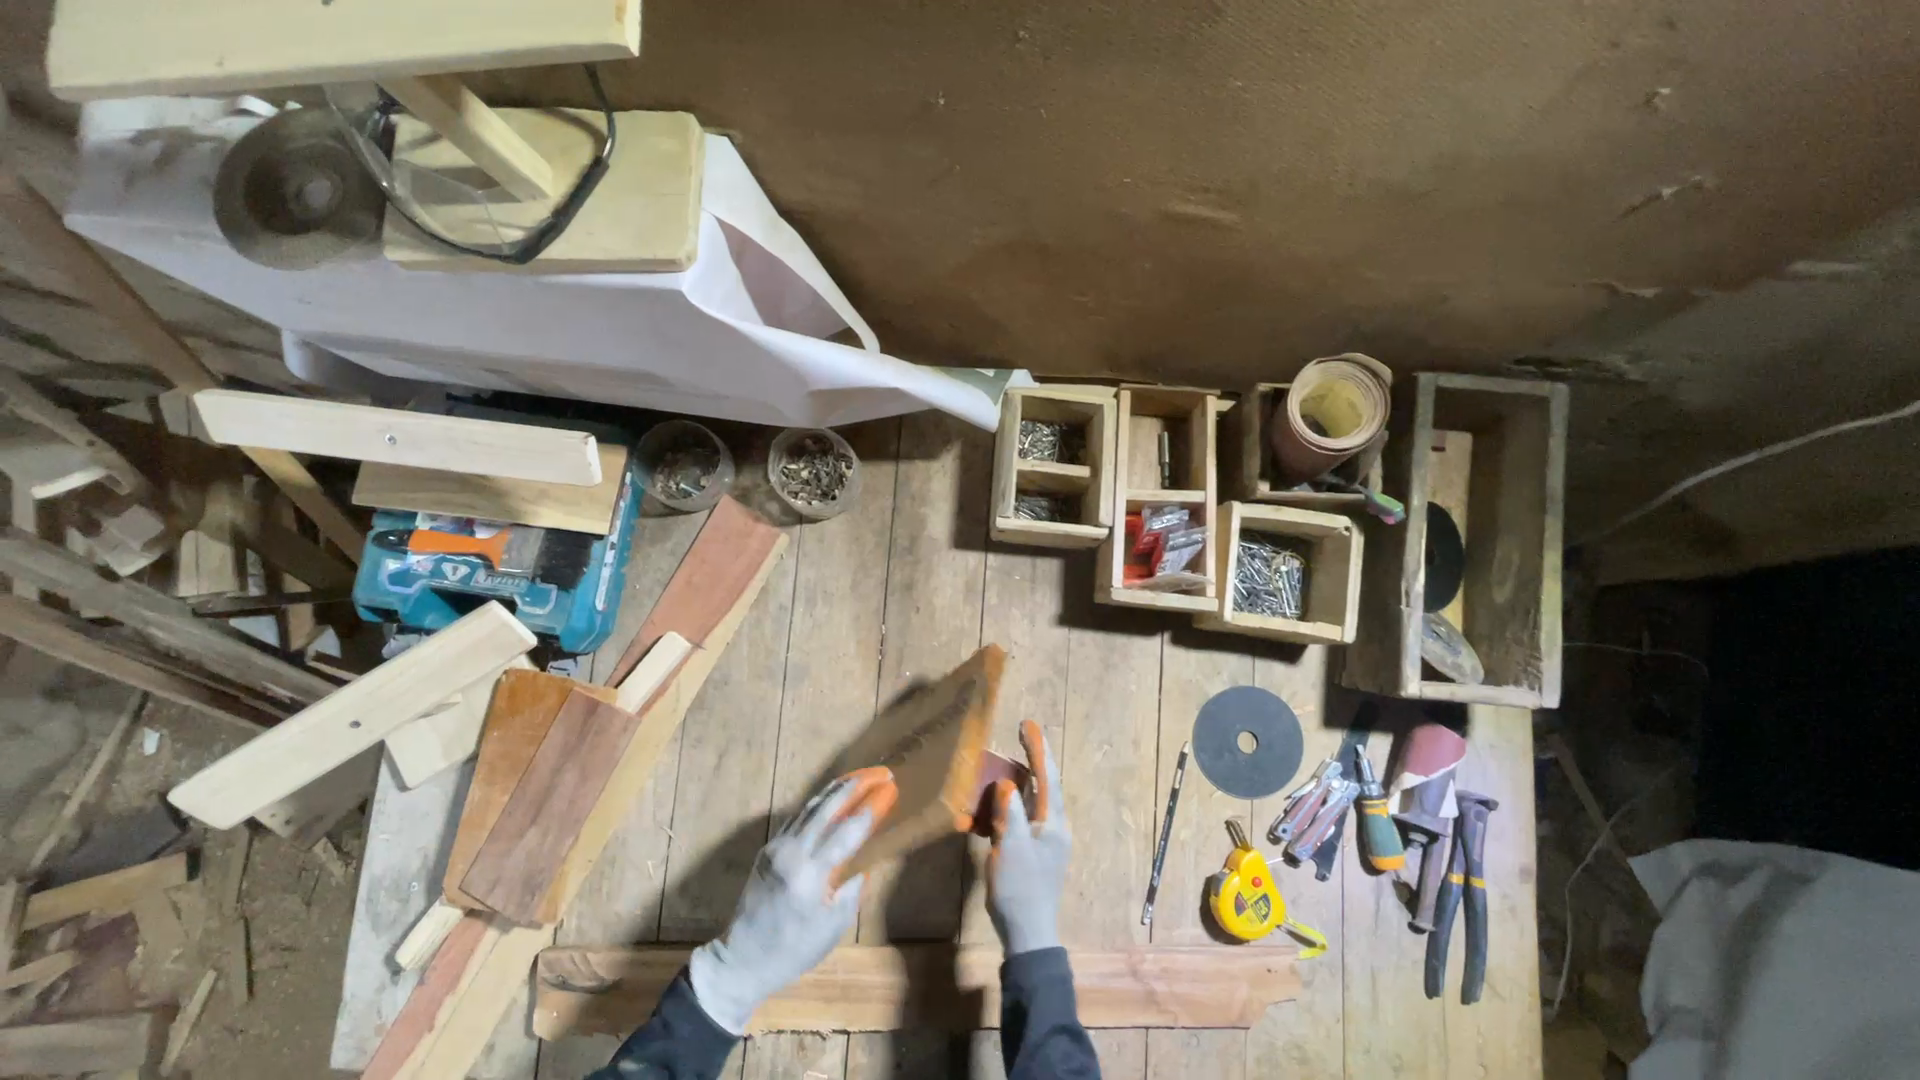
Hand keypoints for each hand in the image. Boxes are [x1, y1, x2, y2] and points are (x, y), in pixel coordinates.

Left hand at [688, 771, 884, 1034]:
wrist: (742, 958)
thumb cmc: (793, 949)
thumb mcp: (833, 927)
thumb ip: (851, 890)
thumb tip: (864, 862)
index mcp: (810, 876)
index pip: (847, 831)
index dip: (871, 808)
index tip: (890, 789)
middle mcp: (792, 853)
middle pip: (827, 809)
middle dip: (855, 787)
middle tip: (879, 773)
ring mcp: (776, 847)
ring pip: (809, 808)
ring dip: (835, 790)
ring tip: (858, 777)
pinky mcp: (767, 849)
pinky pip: (796, 819)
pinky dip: (817, 805)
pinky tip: (830, 798)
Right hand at [988, 720, 1069, 956]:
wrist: (1028, 932)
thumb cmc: (1020, 889)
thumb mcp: (1011, 850)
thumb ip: (1009, 815)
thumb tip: (1006, 784)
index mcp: (1053, 824)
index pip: (1047, 778)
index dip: (1038, 750)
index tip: (1029, 724)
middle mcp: (1055, 828)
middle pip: (1046, 785)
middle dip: (1035, 758)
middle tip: (1023, 733)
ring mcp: (1047, 841)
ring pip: (1037, 800)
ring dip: (1025, 778)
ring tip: (1011, 759)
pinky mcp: (1036, 852)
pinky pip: (1027, 816)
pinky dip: (1015, 801)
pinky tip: (1001, 800)